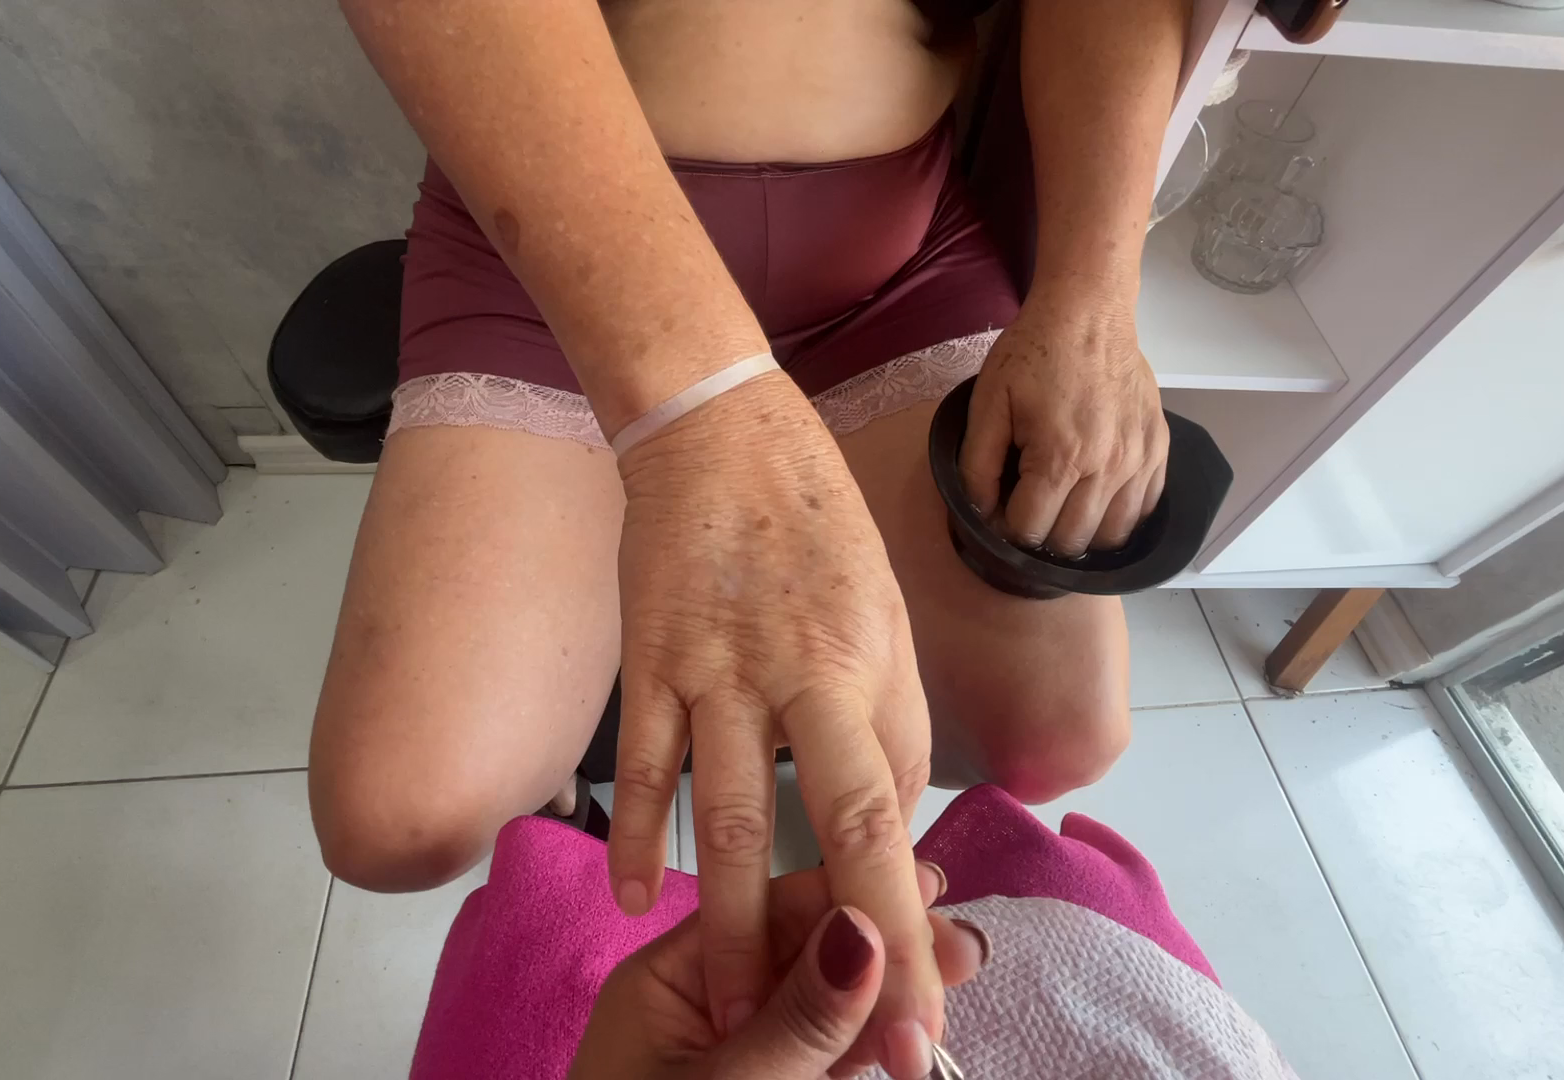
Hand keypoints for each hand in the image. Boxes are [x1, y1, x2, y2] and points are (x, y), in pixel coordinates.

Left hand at [568, 862, 985, 1079]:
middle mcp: (708, 1003)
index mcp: (672, 979)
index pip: (769, 911)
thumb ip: (799, 1016)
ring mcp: (742, 1052)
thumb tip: (865, 924)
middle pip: (807, 955)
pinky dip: (871, 1046)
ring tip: (961, 970)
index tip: (920, 891)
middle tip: (960, 944)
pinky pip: (826, 1054)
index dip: (845, 896)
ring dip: (890, 997)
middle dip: (882, 946)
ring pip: (827, 1007)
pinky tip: (914, 1035)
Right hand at [608, 372, 939, 1076]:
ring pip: (739, 812)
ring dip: (742, 918)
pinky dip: (642, 832)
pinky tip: (639, 896)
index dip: (912, 896)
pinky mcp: (656, 656)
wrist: (723, 434)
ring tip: (744, 1005)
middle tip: (889, 1053)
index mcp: (875, 657)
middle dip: (873, 942)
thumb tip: (890, 802)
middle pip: (850, 822)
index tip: (925, 979)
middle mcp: (810, 670)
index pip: (902, 801)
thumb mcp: (882, 602)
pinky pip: (647, 759)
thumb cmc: (813, 515)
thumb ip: (889, 706)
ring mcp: (724, 666)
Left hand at [960, 301, 1169, 555]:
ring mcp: (1139, 461)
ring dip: (1080, 535)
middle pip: (1070, 542)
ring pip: (1111, 536)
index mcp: (1059, 459)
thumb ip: (976, 465)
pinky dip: (1117, 518)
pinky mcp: (1159, 450)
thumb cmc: (1032, 354)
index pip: (1028, 531)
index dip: (1003, 531)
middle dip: (1039, 539)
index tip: (996, 512)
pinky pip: (1143, 509)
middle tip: (1025, 511)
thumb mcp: (987, 404)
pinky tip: (1093, 503)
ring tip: (1058, 511)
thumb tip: (980, 513)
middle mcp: (1106, 469)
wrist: (1088, 313)